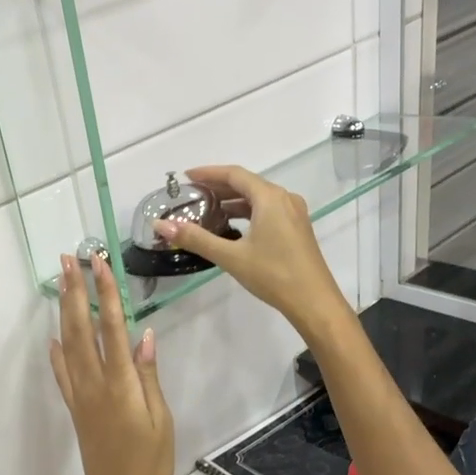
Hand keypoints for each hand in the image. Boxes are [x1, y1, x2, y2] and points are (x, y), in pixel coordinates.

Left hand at [50, 252, 173, 474]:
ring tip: (61, 282)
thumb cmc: (150, 466)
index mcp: (120, 385)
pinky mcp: (76, 411)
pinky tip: (54, 337)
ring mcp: (80, 397)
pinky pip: (62, 374)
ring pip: (68, 345)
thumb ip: (148, 376)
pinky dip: (57, 352)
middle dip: (75, 291)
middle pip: (81, 328)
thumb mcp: (161, 420)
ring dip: (64, 311)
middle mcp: (94, 384)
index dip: (105, 293)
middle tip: (69, 258)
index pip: (111, 327)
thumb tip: (143, 335)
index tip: (99, 262)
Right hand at [155, 165, 347, 330]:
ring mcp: (294, 213)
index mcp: (270, 198)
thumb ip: (196, 238)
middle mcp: (284, 198)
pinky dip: (247, 212)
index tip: (186, 177)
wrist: (314, 301)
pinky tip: (233, 227)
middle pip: (247, 184)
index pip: (234, 175)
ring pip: (258, 198)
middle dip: (219, 187)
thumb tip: (161, 225)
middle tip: (193, 195)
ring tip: (208, 211)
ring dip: (233, 201)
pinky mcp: (296, 228)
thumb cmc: (273, 275)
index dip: (208, 173)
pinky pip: (268, 210)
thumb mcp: (231, 257)